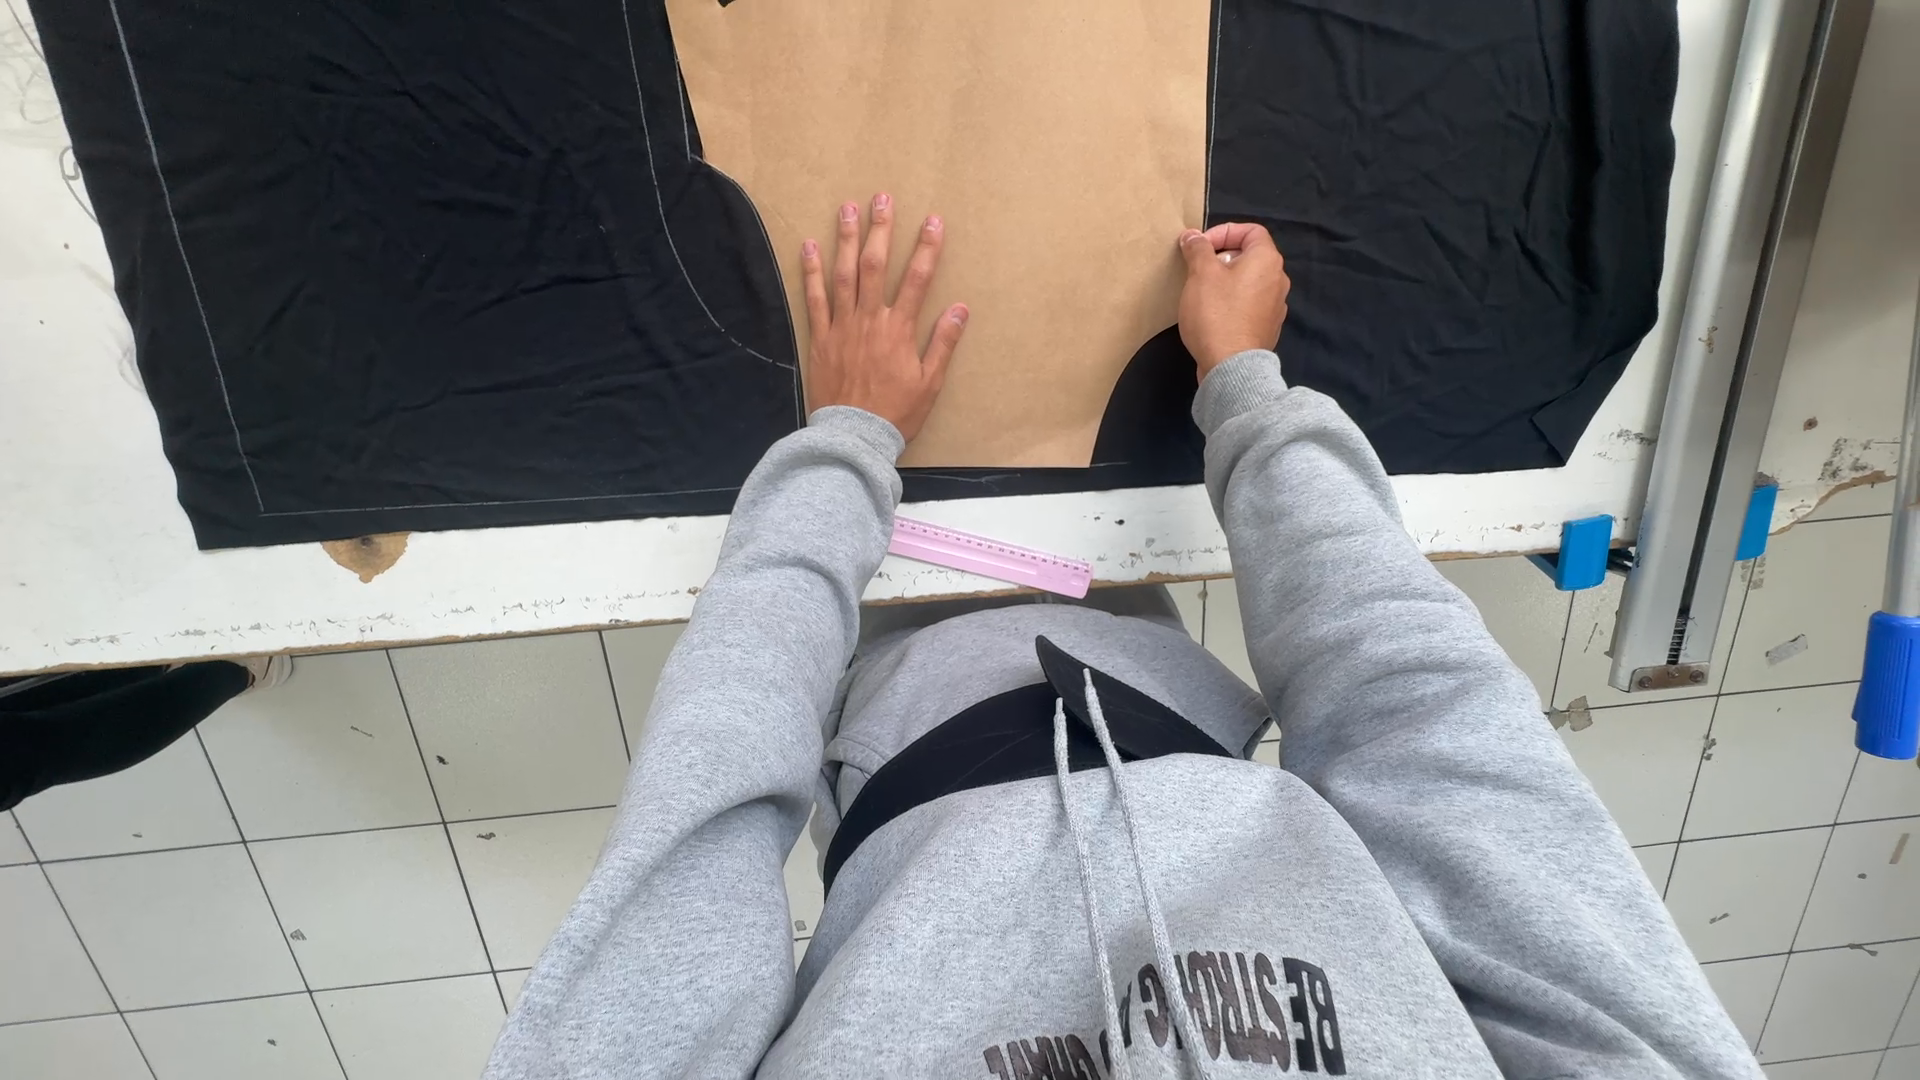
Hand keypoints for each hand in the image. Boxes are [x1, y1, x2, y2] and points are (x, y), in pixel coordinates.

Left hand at [801, 193, 968, 441]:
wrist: (855, 437)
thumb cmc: (896, 414)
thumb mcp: (930, 383)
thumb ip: (943, 343)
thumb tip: (961, 309)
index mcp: (900, 330)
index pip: (917, 280)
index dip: (927, 248)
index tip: (933, 221)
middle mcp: (870, 320)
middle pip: (876, 266)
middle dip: (881, 230)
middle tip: (882, 198)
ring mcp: (842, 327)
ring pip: (844, 274)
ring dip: (846, 239)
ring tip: (848, 209)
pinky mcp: (821, 338)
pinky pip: (815, 299)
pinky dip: (812, 272)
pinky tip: (809, 246)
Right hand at [1176, 222, 1289, 379]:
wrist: (1231, 366)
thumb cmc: (1216, 314)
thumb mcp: (1200, 275)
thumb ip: (1198, 250)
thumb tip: (1193, 236)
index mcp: (1267, 260)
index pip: (1251, 230)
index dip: (1224, 232)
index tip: (1201, 247)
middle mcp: (1278, 279)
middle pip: (1250, 257)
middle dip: (1222, 258)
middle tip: (1197, 271)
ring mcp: (1275, 307)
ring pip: (1249, 283)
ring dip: (1226, 282)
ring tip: (1202, 294)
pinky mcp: (1266, 329)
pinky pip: (1249, 306)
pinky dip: (1232, 304)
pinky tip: (1213, 317)